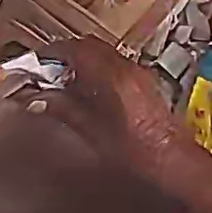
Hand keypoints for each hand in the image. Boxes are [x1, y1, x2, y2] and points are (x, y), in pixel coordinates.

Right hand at [37, 37, 211, 212]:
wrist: (176, 166)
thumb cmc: (139, 155)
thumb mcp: (95, 134)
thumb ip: (66, 110)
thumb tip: (38, 99)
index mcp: (114, 76)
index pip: (77, 49)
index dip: (52, 52)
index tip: (35, 63)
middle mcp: (128, 67)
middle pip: (89, 45)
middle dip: (64, 54)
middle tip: (44, 70)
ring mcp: (138, 73)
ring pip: (102, 53)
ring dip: (80, 60)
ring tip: (60, 80)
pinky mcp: (144, 82)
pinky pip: (113, 63)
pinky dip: (95, 68)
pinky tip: (85, 90)